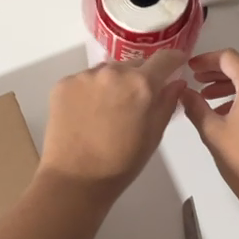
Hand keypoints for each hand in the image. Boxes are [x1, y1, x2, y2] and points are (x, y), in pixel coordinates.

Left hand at [38, 50, 187, 195]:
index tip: (176, 63)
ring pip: (107, 71)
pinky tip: (86, 114)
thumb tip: (175, 82)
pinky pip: (84, 80)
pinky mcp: (63, 84)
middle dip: (139, 78)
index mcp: (141, 84)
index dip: (173, 59)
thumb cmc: (121, 163)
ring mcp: (85, 76)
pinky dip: (89, 91)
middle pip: (133, 65)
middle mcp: (113, 72)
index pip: (164, 58)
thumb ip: (167, 103)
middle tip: (134, 103)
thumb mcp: (153, 135)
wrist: (75, 179)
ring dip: (112, 83)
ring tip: (107, 111)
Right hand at [180, 50, 238, 204]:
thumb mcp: (213, 132)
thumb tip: (183, 92)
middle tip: (197, 82)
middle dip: (219, 72)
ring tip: (208, 98)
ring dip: (233, 84)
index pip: (229, 58)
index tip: (190, 69)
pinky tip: (229, 112)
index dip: (206, 60)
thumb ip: (196, 107)